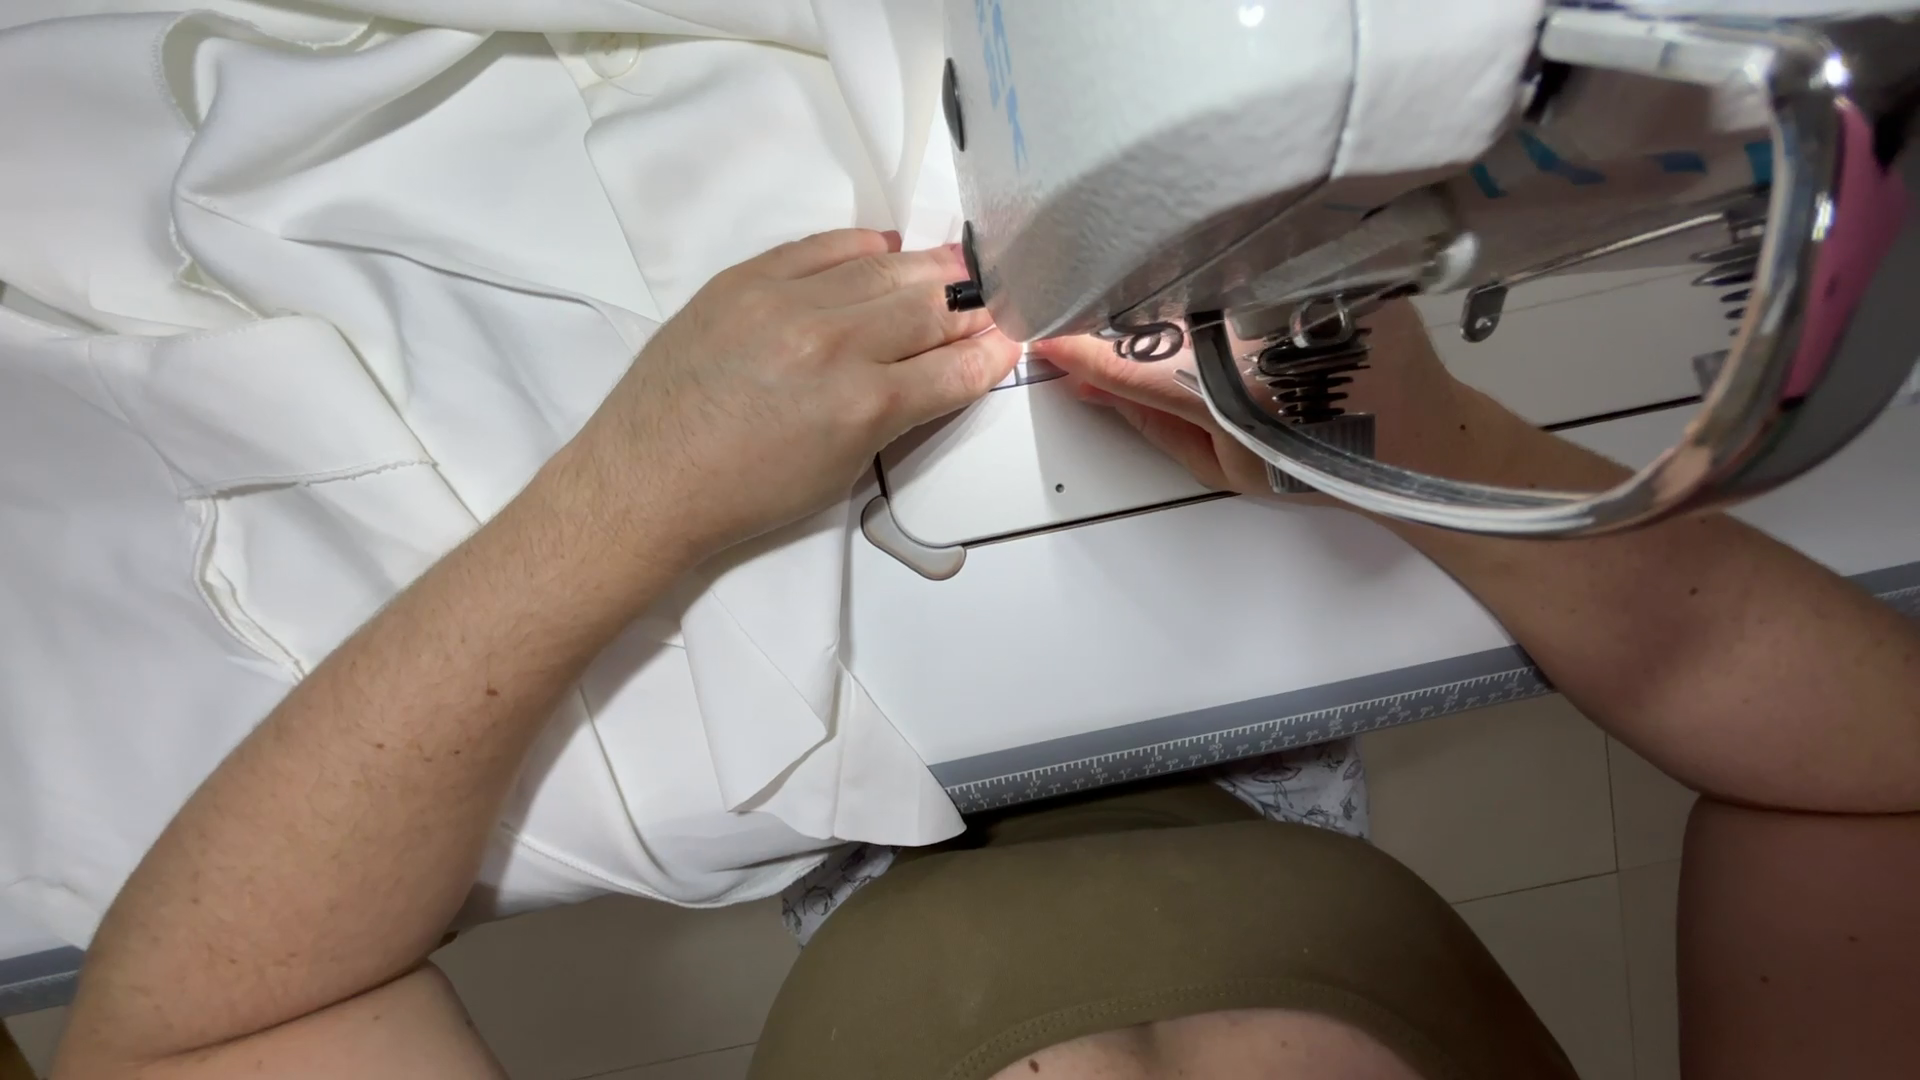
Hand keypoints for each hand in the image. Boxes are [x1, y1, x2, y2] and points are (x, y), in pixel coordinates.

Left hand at [562, 229, 1019, 562]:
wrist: (651, 479)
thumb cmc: (751, 495)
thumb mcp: (843, 470)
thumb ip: (899, 415)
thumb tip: (937, 372)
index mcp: (864, 406)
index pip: (952, 368)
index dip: (990, 354)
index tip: (1009, 340)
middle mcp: (834, 343)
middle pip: (928, 307)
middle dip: (969, 308)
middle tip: (988, 303)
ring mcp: (785, 302)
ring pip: (883, 269)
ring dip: (928, 270)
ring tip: (953, 268)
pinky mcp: (744, 279)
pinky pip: (822, 246)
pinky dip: (863, 247)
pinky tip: (886, 250)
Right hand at [1033, 301, 1501, 497]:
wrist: (1419, 434)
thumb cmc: (1319, 462)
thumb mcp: (1221, 467)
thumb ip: (1149, 423)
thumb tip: (1089, 389)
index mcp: (1231, 387)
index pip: (1126, 360)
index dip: (1075, 346)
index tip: (1040, 333)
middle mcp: (1261, 321)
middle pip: (1154, 304)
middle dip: (1106, 310)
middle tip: (1077, 321)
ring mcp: (1294, 281)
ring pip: (1192, 270)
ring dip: (1151, 283)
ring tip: (1130, 301)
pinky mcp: (1321, 257)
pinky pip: (1241, 251)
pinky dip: (1203, 262)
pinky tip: (1190, 276)